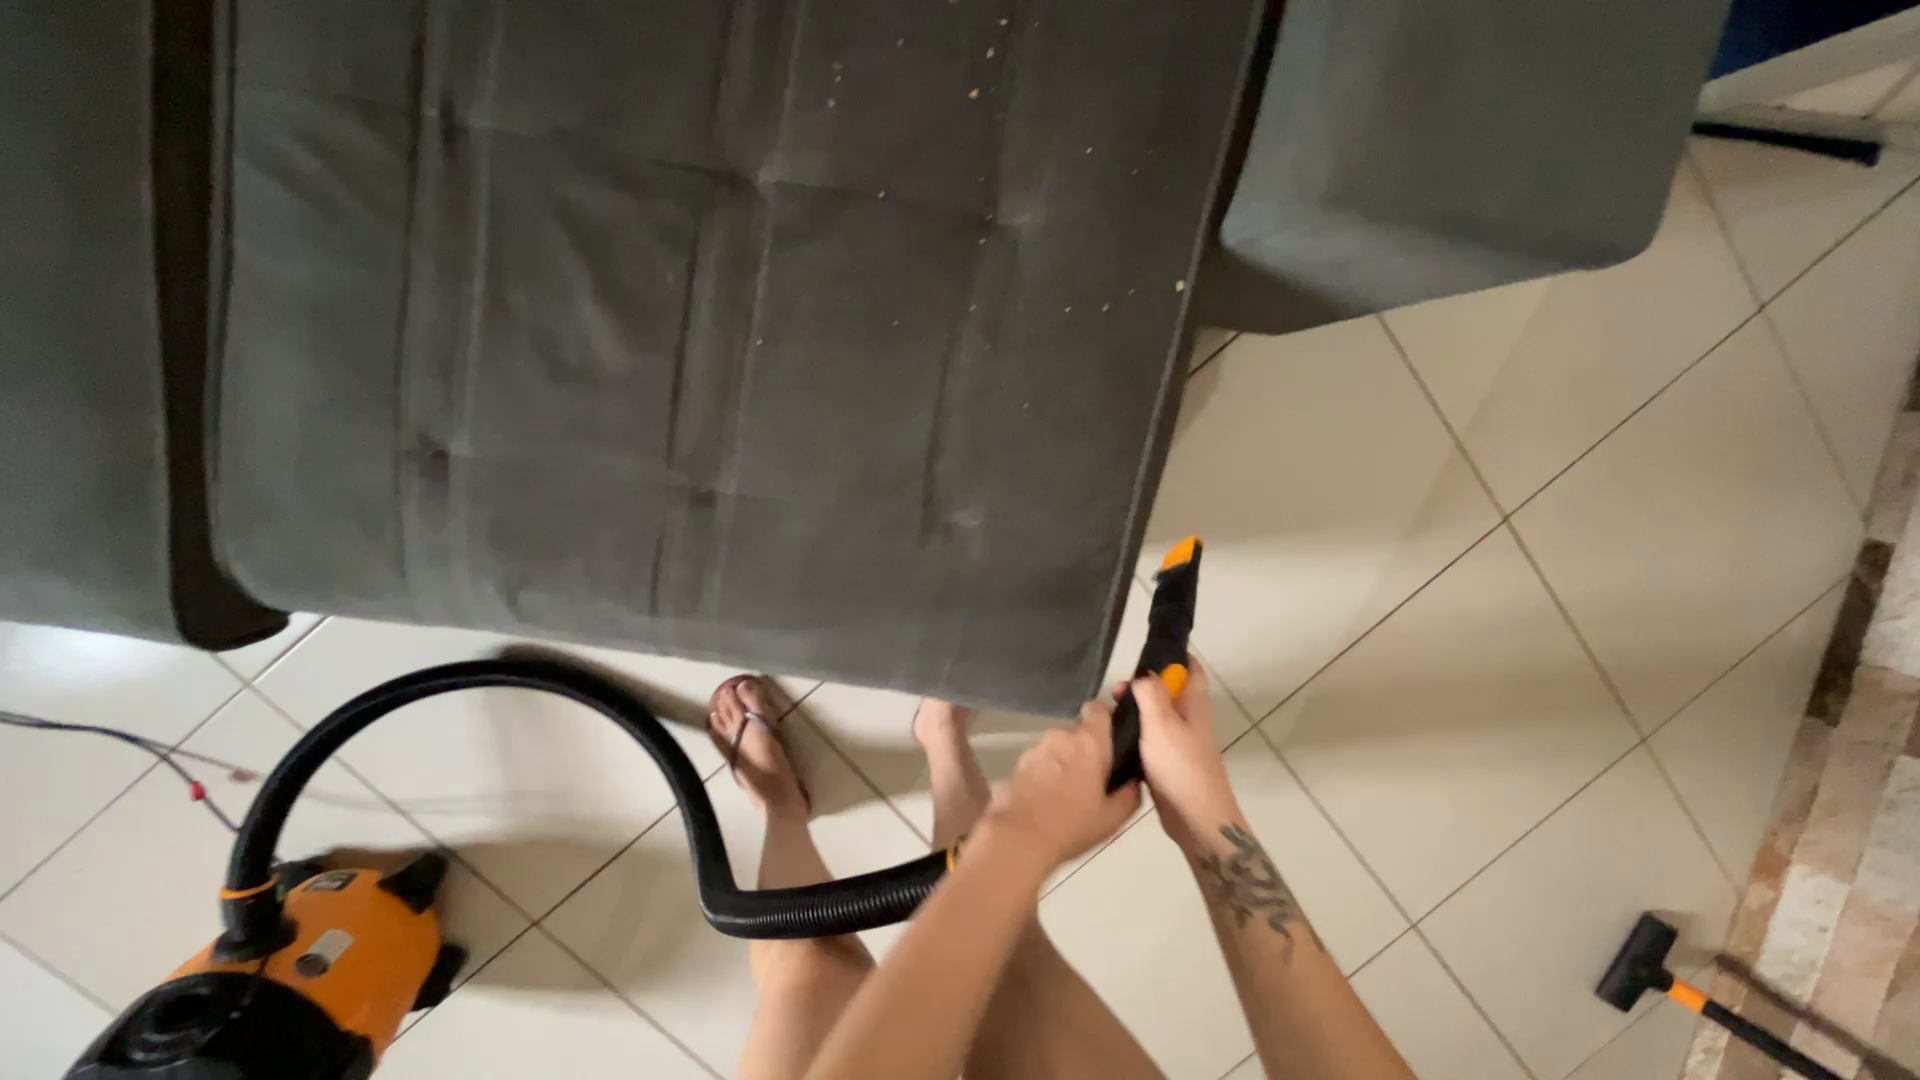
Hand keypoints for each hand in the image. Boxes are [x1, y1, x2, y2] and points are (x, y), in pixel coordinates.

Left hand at [981, 701, 1142, 869]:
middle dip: (1084, 752)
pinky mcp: (1017, 763)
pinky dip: (1043, 774)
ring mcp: (1035, 748)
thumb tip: (1133, 782)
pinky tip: (1044, 800)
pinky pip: (1038, 762)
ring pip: (1056, 748)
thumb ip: (1129, 795)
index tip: (1110, 738)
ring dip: (1062, 763)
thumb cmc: (1072, 825)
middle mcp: (1060, 736)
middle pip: (1077, 734)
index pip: (1098, 709)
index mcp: (1088, 743)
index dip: (1105, 718)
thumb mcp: (1112, 818)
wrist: (1019, 837)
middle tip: (1090, 782)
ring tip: (1065, 795)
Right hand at [1129, 659, 1242, 849]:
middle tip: (1117, 691)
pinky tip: (1114, 741)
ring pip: (1157, 719)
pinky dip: (1134, 737)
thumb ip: (1152, 695)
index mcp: (1194, 707)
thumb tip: (1144, 676)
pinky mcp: (1169, 766)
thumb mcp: (1162, 724)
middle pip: (1169, 694)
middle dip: (1144, 687)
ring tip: (1109, 714)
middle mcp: (1190, 722)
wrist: (1195, 819)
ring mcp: (1180, 745)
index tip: (1151, 652)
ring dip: (1136, 713)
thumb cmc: (1181, 766)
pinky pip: (1150, 742)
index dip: (1177, 657)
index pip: (1192, 671)